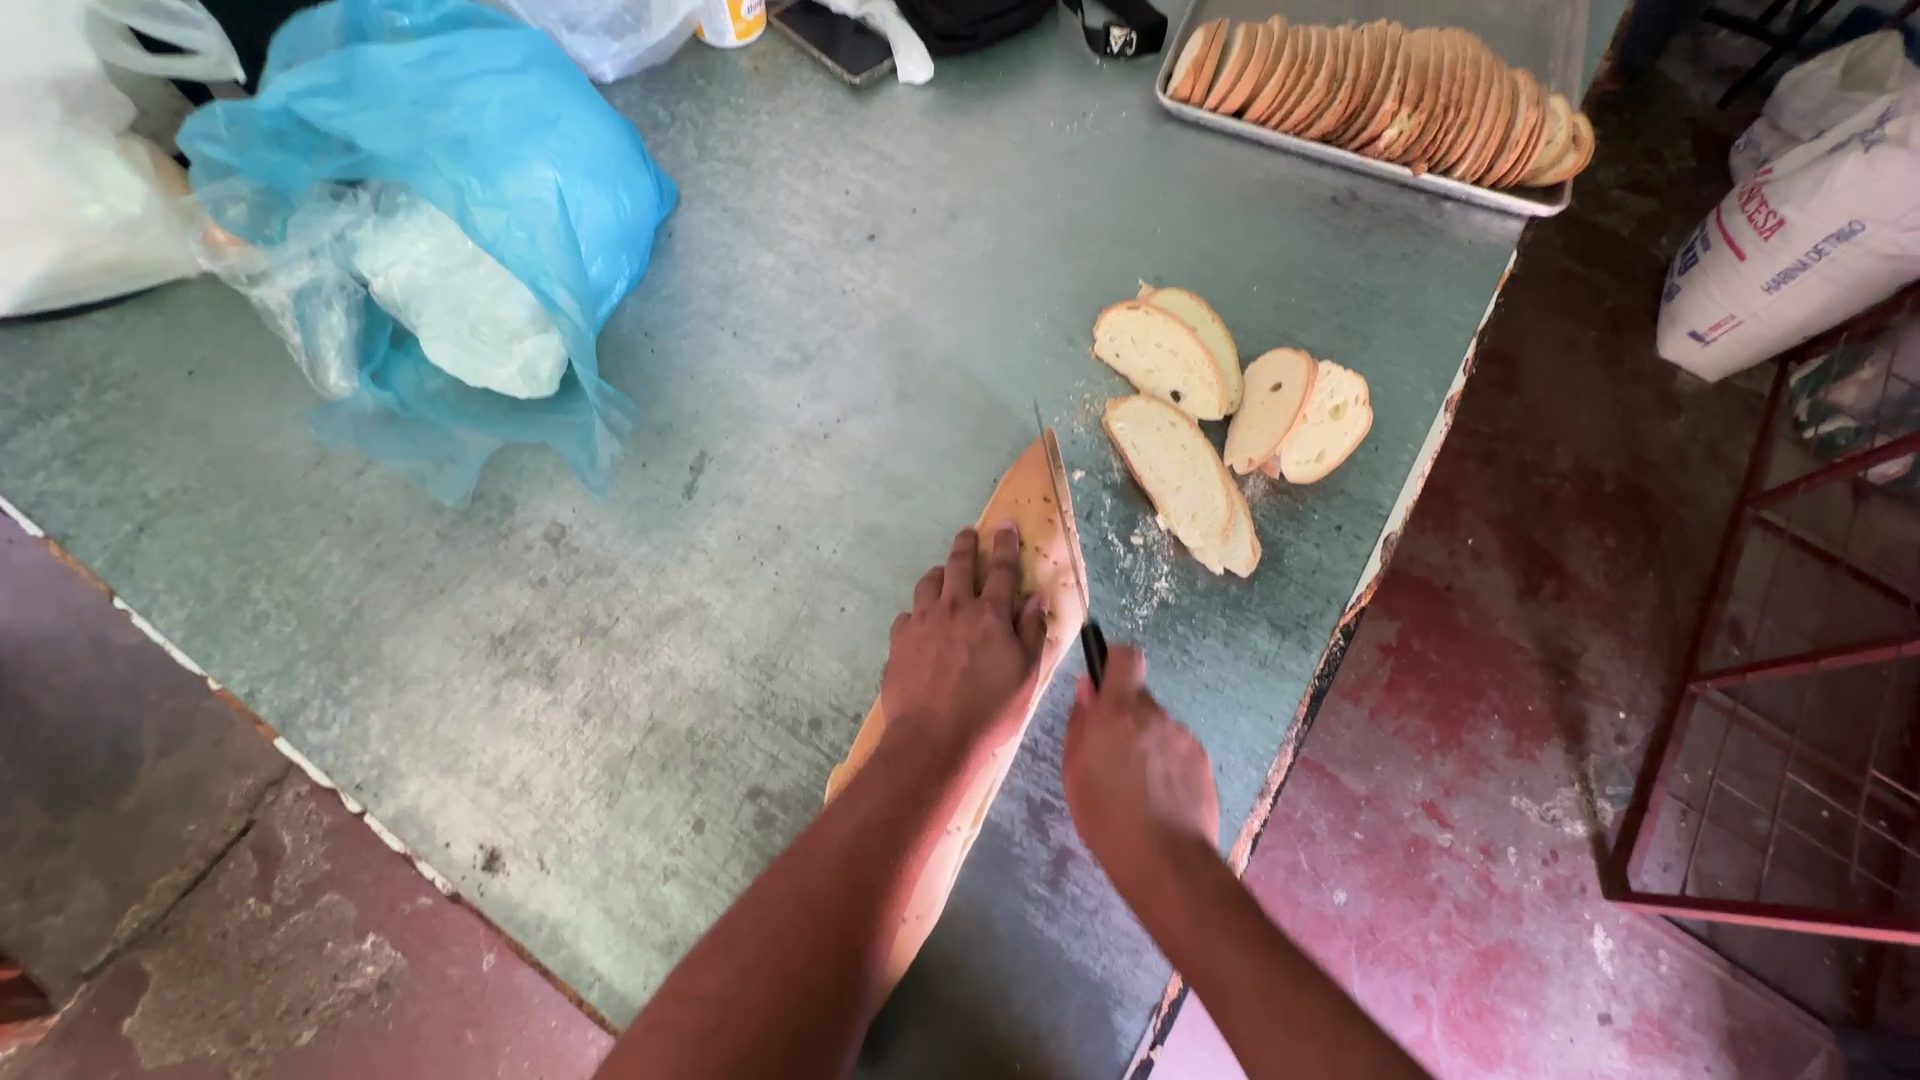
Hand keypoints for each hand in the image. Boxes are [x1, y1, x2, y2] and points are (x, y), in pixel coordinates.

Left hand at [880, 524, 1049, 770]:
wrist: (933, 739)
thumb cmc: (989, 712)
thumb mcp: (1026, 676)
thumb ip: (1031, 633)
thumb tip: (1035, 599)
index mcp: (991, 615)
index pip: (1002, 570)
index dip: (1006, 546)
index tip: (1005, 526)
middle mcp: (955, 609)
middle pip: (960, 565)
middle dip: (967, 544)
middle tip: (969, 534)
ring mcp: (923, 622)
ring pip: (929, 583)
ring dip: (940, 574)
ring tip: (944, 576)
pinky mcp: (899, 640)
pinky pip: (908, 615)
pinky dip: (918, 613)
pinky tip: (921, 625)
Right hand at [1063, 647, 1220, 888]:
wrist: (1163, 859)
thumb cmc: (1105, 815)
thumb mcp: (1074, 769)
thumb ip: (1081, 722)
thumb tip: (1089, 689)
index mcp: (1119, 711)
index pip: (1126, 657)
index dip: (1115, 662)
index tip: (1104, 683)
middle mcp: (1155, 715)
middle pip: (1139, 700)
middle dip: (1126, 719)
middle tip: (1113, 757)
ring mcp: (1184, 738)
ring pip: (1159, 728)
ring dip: (1147, 745)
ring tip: (1138, 787)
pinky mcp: (1203, 761)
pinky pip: (1178, 751)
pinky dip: (1167, 766)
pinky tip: (1160, 798)